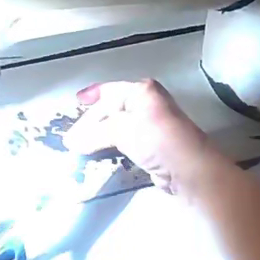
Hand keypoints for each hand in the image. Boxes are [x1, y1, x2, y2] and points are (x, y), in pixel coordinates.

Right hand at [63, 80, 218, 194]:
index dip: (92, 95)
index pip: (110, 91)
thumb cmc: (155, 139)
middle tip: (73, 135)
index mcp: (142, 91)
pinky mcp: (152, 146)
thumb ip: (94, 134)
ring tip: (81, 145)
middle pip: (112, 108)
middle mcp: (148, 103)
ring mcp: (151, 125)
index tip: (76, 101)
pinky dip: (111, 145)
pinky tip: (100, 153)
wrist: (188, 169)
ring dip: (99, 135)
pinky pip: (124, 141)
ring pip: (117, 126)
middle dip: (92, 121)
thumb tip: (70, 142)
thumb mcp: (121, 130)